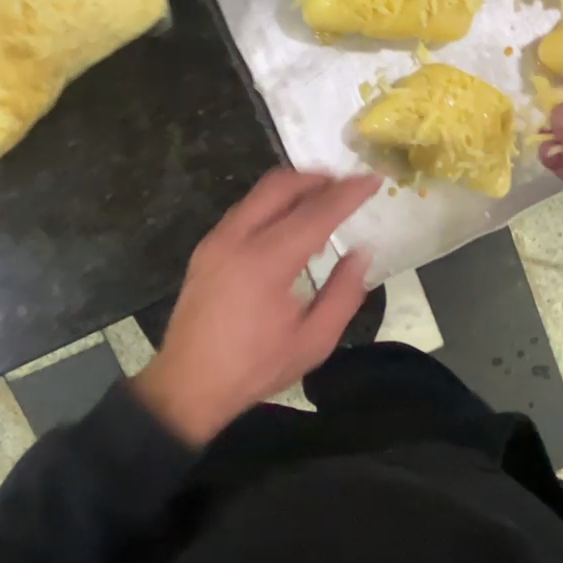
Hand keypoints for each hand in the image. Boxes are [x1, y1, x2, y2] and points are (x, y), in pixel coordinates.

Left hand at [131, 169, 381, 446]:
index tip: (373, 180)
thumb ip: (344, 293)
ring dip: (293, 190)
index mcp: (267, 262)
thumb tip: (362, 253)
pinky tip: (288, 228)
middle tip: (346, 184)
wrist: (189, 384)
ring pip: (258, 195)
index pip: (316, 212)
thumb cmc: (255, 368)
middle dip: (317, 178)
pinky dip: (271, 207)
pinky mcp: (205, 250)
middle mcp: (236, 240)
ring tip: (322, 204)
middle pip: (280, 186)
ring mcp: (215, 242)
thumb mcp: (314, 341)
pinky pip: (243, 212)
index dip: (349, 193)